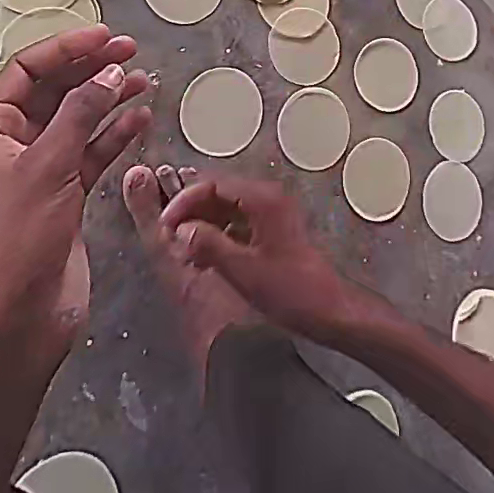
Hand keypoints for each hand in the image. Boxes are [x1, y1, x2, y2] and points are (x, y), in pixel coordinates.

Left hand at [0, 26, 152, 354]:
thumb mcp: (46, 168)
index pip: (27, 72)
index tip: (108, 36)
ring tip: (145, 82)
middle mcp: (13, 146)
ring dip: (110, 100)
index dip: (67, 49)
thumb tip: (111, 70)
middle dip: (92, 70)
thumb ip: (81, 115)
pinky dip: (116, 136)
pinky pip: (94, 154)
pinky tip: (140, 121)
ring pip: (80, 122)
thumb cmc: (15, 240)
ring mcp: (42, 171)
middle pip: (56, 93)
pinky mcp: (67, 197)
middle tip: (134, 52)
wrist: (12, 323)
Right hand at [159, 176, 358, 342]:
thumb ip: (208, 245)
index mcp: (263, 200)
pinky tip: (203, 256)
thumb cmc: (288, 289)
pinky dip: (218, 233)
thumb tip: (180, 230)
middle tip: (170, 238)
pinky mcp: (272, 229)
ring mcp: (272, 213)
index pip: (214, 183)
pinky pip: (238, 221)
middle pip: (220, 192)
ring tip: (183, 250)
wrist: (327, 308)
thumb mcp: (242, 269)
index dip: (185, 200)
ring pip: (227, 207)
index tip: (166, 225)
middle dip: (192, 212)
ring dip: (203, 223)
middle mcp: (268, 198)